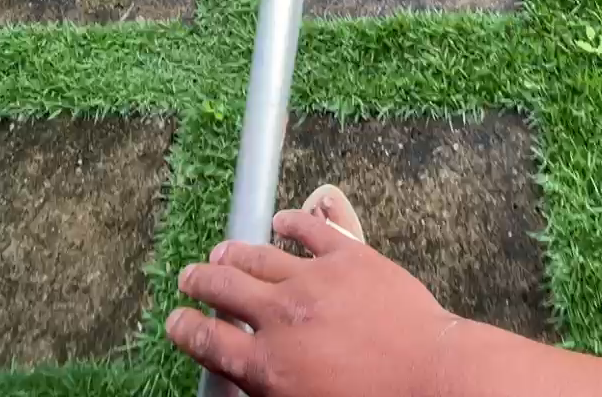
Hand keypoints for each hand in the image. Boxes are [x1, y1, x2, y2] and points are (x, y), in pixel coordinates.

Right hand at [166, 208, 461, 396]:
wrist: (427, 376)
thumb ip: (267, 389)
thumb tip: (244, 378)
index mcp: (267, 367)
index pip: (209, 341)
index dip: (185, 327)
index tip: (174, 318)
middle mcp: (281, 318)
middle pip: (225, 289)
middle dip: (200, 282)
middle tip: (189, 276)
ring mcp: (313, 280)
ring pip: (259, 256)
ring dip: (234, 252)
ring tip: (221, 250)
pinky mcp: (347, 254)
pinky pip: (310, 229)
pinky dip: (291, 222)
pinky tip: (280, 221)